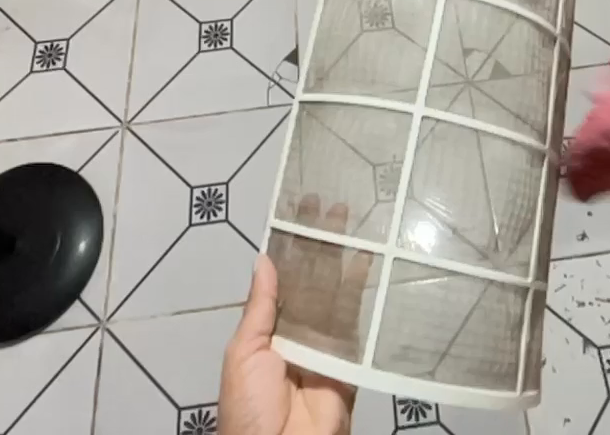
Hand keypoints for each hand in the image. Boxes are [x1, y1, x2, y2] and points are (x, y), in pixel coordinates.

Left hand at [221, 197, 369, 434]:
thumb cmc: (250, 406)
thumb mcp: (244, 353)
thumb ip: (259, 307)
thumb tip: (265, 258)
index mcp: (268, 329)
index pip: (282, 277)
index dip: (290, 244)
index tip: (298, 210)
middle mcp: (297, 329)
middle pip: (311, 276)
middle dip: (318, 241)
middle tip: (328, 204)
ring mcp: (325, 340)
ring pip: (334, 288)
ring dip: (340, 253)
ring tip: (348, 218)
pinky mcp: (350, 354)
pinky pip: (355, 315)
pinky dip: (361, 285)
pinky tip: (366, 257)